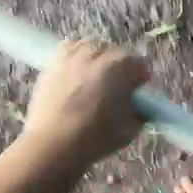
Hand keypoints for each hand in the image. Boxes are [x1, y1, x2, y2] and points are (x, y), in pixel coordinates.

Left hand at [18, 41, 150, 171]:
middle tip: (116, 89)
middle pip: (117, 53)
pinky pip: (70, 49)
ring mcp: (73, 56)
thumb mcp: (129, 129)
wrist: (51, 145)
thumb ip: (140, 112)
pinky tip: (75, 73)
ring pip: (93, 47)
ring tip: (94, 79)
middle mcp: (98, 54)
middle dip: (120, 68)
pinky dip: (76, 56)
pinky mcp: (53, 63)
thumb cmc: (94, 138)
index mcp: (121, 67)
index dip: (141, 79)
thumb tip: (140, 105)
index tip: (137, 94)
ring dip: (98, 59)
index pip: (141, 64)